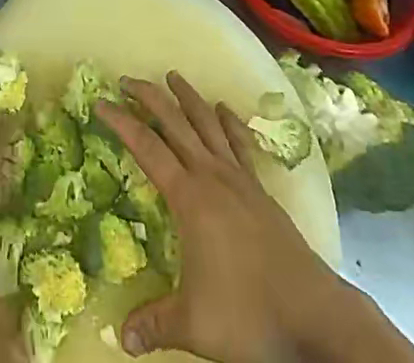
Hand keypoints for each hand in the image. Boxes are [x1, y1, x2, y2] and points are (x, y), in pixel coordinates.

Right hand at [96, 74, 413, 362]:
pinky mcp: (261, 191)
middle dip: (150, 98)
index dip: (121, 123)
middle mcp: (213, 178)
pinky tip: (223, 110)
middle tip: (128, 79)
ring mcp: (240, 180)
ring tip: (173, 76)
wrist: (313, 313)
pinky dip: (229, 122)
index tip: (101, 103)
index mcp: (190, 198)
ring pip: (209, 125)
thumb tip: (121, 337)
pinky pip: (240, 144)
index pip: (147, 149)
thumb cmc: (248, 314)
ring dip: (189, 99)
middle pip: (177, 124)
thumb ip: (154, 323)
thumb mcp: (192, 324)